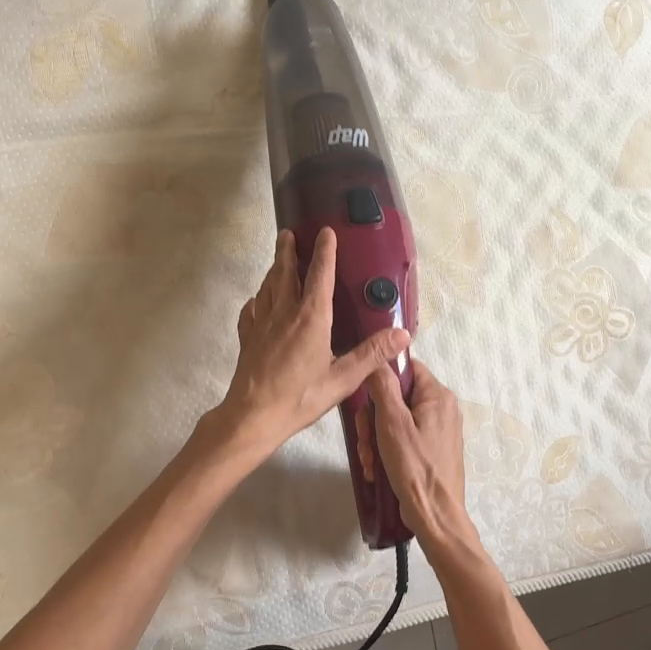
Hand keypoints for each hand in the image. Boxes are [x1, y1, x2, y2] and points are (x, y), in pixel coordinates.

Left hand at [217, 227, 409, 454]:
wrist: (251, 417)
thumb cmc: (299, 398)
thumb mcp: (342, 379)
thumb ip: (372, 354)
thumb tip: (402, 334)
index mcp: (311, 318)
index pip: (320, 275)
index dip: (324, 251)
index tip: (325, 232)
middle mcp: (284, 313)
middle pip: (285, 273)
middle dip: (288, 251)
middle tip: (288, 233)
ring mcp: (262, 324)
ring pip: (267, 287)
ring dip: (273, 269)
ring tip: (277, 259)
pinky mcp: (248, 338)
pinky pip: (252, 310)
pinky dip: (257, 300)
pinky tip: (257, 301)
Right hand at [362, 359, 472, 548]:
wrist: (435, 516)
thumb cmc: (414, 466)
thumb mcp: (392, 422)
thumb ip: (383, 386)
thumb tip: (377, 359)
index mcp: (438, 395)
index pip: (405, 368)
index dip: (381, 380)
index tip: (365, 400)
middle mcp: (442, 408)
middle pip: (397, 398)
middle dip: (373, 420)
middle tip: (365, 441)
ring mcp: (438, 430)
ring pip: (396, 421)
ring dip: (376, 440)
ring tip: (370, 461)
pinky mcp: (432, 450)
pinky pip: (403, 439)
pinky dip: (387, 452)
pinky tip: (377, 470)